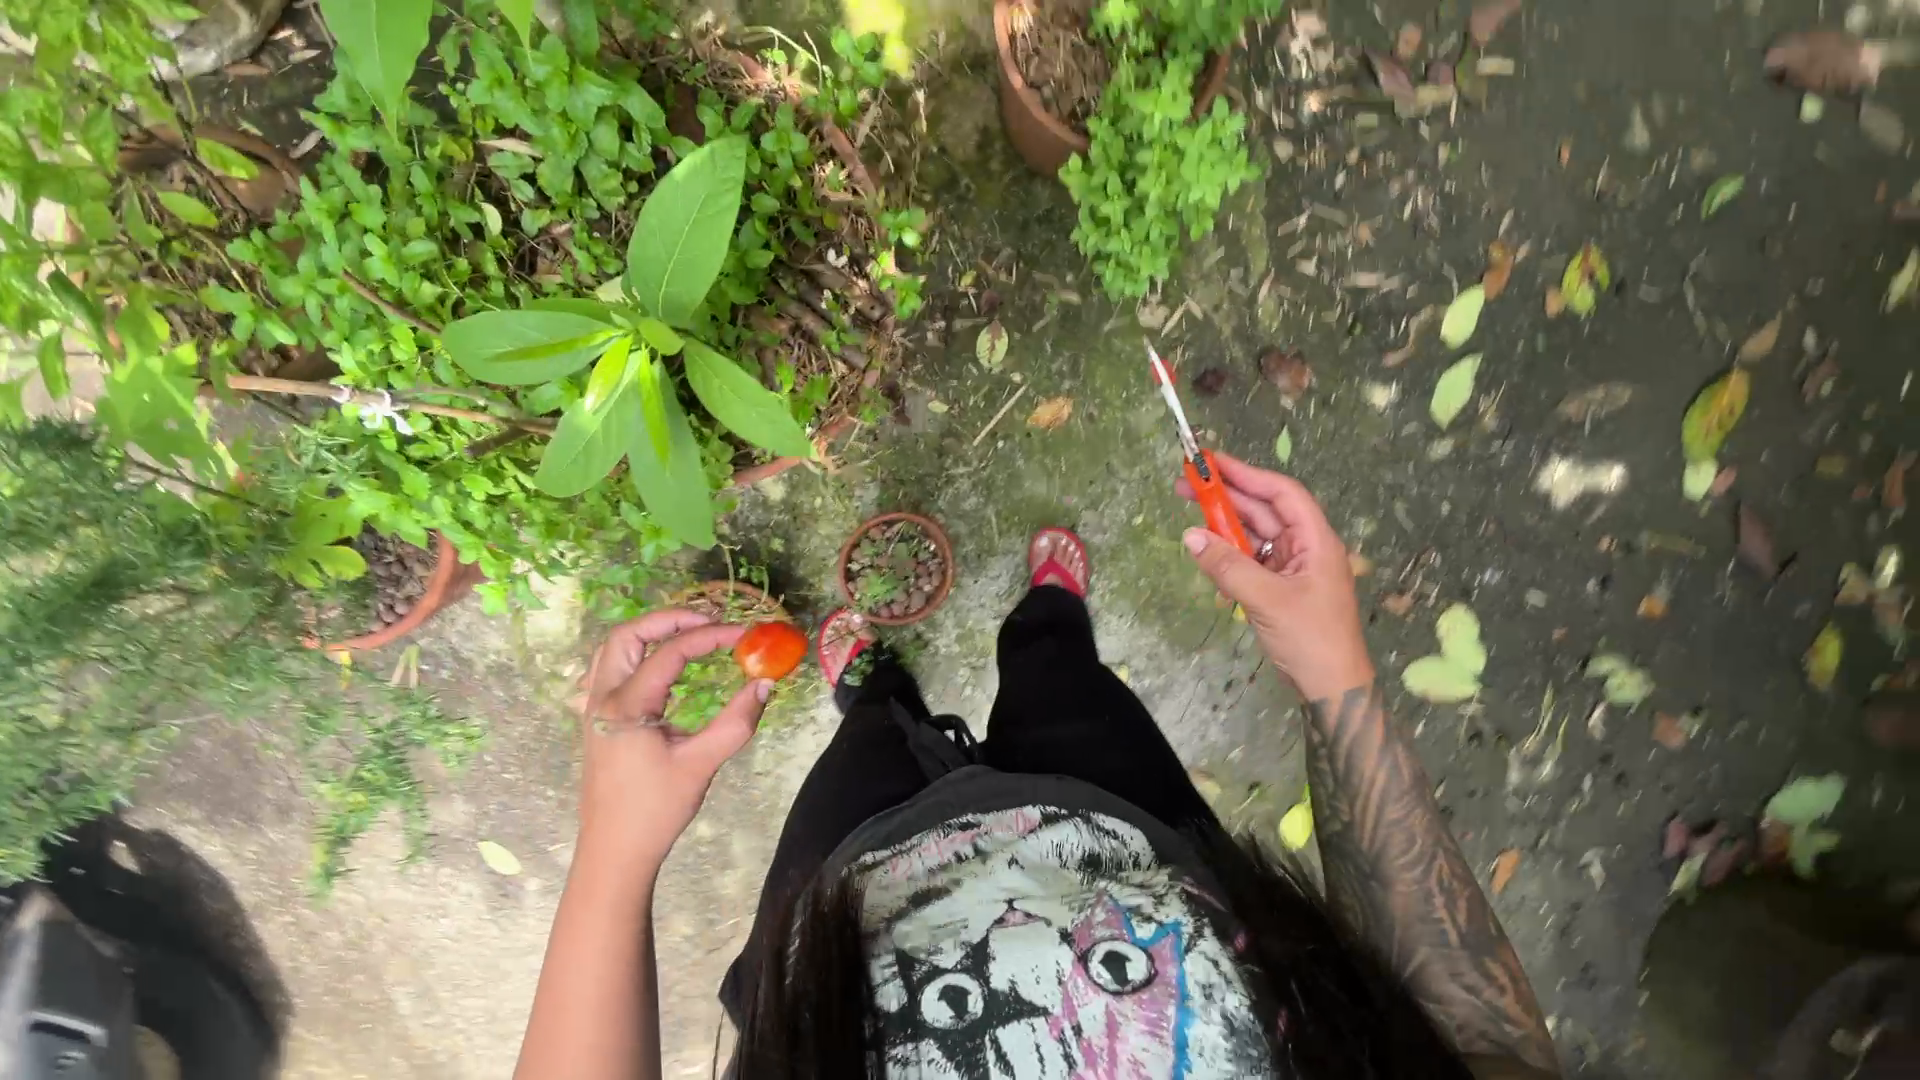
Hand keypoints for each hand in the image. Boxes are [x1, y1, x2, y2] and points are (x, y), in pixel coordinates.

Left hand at [571, 609, 772, 877]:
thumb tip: (765, 684)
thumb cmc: (656, 810)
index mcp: (627, 704)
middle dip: (670, 620)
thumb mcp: (702, 764)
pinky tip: (660, 667)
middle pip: (628, 634)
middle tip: (709, 621)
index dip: (711, 636)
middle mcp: (603, 697)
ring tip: (689, 634)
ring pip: (614, 649)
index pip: (672, 651)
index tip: (745, 635)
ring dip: (650, 634)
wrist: (614, 852)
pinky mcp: (596, 720)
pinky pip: (610, 670)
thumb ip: (736, 722)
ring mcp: (593, 708)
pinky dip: (637, 655)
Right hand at [1176, 453, 1373, 699]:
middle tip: (1186, 483)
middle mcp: (1305, 547)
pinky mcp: (1278, 588)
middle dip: (1227, 496)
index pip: (1281, 494)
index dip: (1247, 475)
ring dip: (1223, 523)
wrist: (1331, 687)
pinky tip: (1205, 548)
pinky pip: (1250, 560)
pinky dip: (1227, 553)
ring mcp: (1291, 568)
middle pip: (1264, 511)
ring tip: (1189, 509)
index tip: (1212, 463)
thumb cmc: (1311, 639)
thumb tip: (1190, 536)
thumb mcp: (1267, 599)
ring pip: (1254, 535)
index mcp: (1316, 541)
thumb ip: (1228, 566)